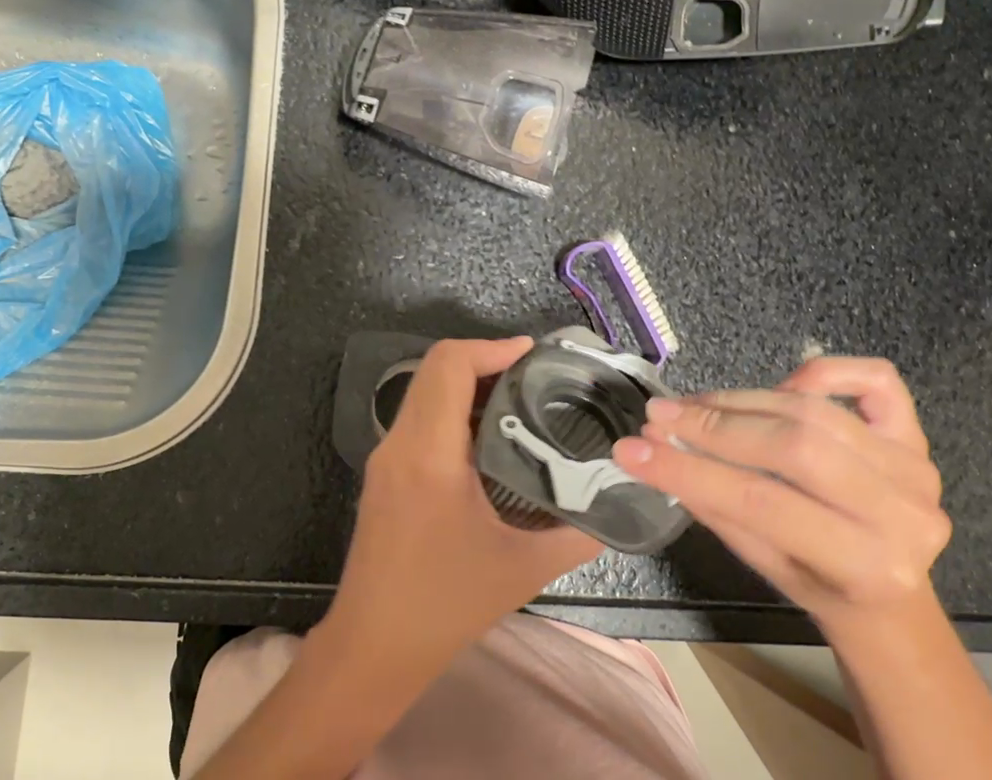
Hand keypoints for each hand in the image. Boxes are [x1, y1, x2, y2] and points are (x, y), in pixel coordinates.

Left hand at [327, 338, 602, 659]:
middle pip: (434, 372)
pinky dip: (454, 414)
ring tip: (522, 403)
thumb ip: (576, 533)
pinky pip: (419, 422)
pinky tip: (491, 441)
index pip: (448, 366)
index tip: (533, 354)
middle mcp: (398, 444)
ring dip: (468, 388)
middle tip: (537, 377)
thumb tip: (617, 505)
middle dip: (485, 362)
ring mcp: (385, 460)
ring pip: (423, 396)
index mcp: (428, 453)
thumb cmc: (445, 604)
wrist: (374, 644)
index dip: (491, 347)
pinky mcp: (384, 477)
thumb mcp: (523, 569)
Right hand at [612, 356, 950, 638]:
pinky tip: (782, 386)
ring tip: (694, 405)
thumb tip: (652, 449)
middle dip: (714, 426)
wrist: (888, 593)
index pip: (762, 501)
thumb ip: (712, 503)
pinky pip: (874, 379)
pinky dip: (821, 371)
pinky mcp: (919, 436)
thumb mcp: (760, 563)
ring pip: (816, 411)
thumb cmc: (817, 583)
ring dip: (742, 401)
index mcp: (867, 564)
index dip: (688, 469)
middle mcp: (904, 513)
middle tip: (659, 417)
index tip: (631, 449)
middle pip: (795, 445)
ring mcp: (916, 468)